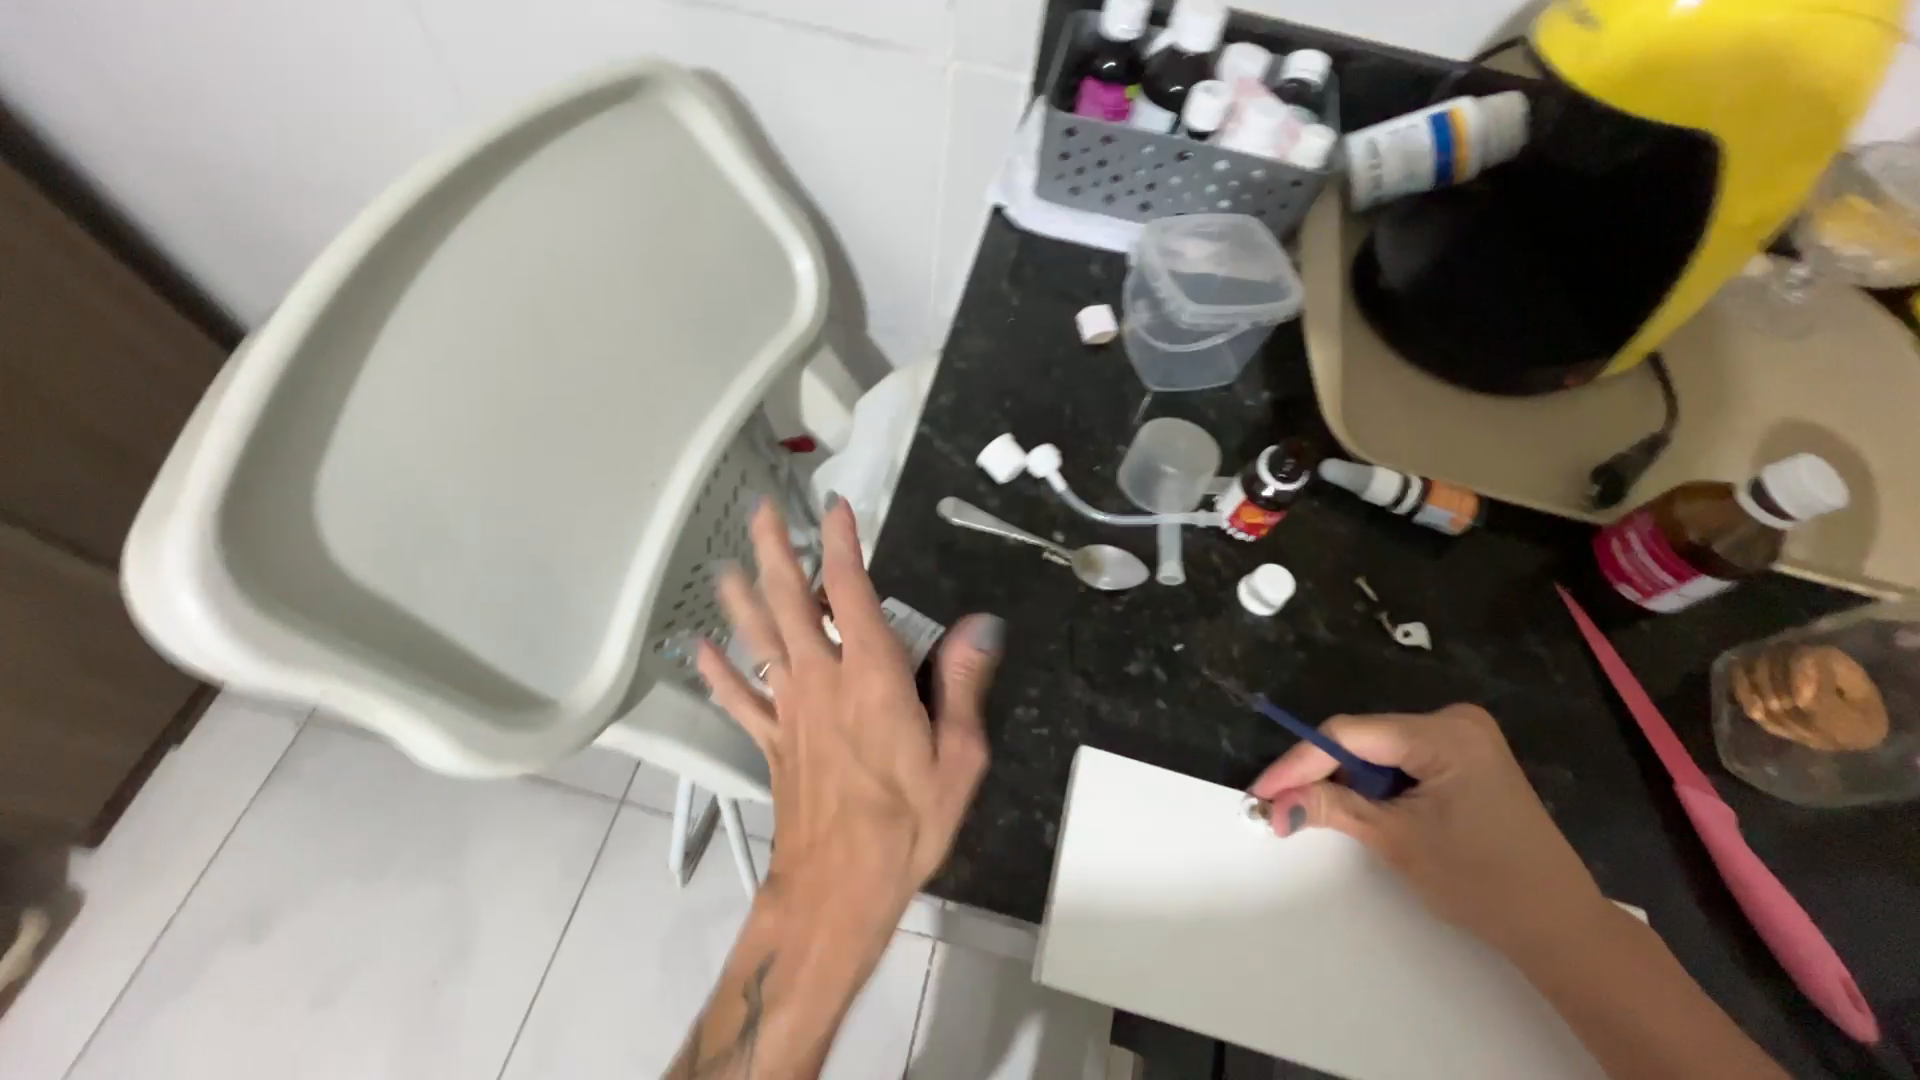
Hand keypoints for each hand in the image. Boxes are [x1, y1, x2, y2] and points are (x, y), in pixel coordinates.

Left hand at [697, 498, 1002, 914]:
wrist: (839, 888)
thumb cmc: (906, 824)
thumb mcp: (958, 759)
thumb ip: (962, 686)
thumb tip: (980, 624)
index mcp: (870, 675)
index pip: (850, 592)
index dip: (842, 544)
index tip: (836, 508)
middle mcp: (821, 679)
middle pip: (791, 603)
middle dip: (776, 552)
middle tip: (763, 511)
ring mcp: (788, 710)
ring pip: (759, 640)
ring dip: (743, 598)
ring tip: (727, 563)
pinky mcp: (770, 742)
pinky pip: (739, 699)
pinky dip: (718, 671)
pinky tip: (699, 648)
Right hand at [1250, 705, 1616, 965]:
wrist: (1558, 925)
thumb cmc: (1481, 882)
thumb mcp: (1395, 841)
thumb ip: (1330, 807)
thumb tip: (1272, 802)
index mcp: (1445, 734)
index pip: (1349, 735)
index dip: (1299, 762)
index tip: (1262, 790)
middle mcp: (1455, 721)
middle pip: (1362, 736)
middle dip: (1319, 770)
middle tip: (1281, 802)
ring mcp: (1465, 737)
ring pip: (1378, 747)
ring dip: (1345, 777)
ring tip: (1311, 806)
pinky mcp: (1466, 756)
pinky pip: (1402, 757)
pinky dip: (1375, 781)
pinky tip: (1356, 803)